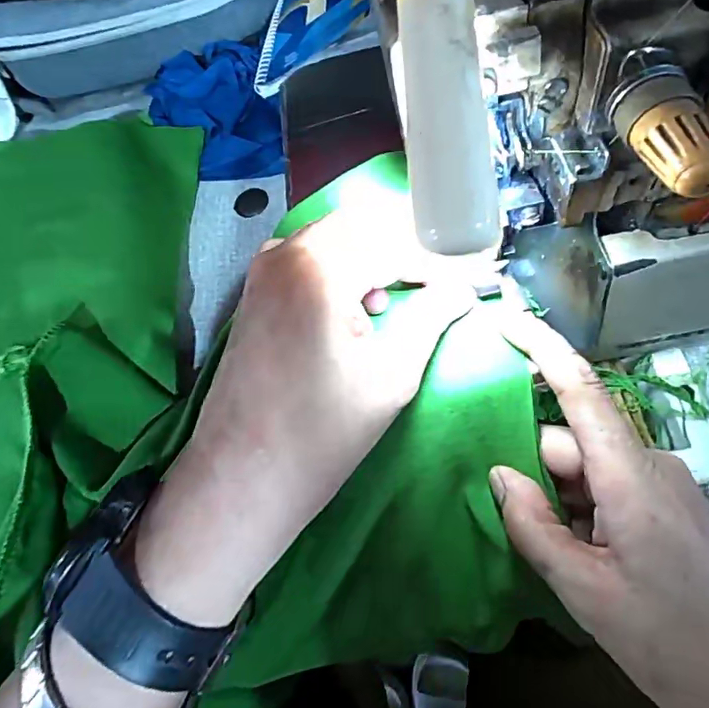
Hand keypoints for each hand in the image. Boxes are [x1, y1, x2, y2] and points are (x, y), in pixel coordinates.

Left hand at [0, 204, 478, 707]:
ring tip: (400, 299)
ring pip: (335, 239)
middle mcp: (286, 253)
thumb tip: (464, 289)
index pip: (395, 243)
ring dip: (373, 256)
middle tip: (440, 282)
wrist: (240, 479)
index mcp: (320, 268)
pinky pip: (309, 258)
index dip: (436, 261)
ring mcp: (264, 270)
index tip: (468, 278)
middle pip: (363, 228)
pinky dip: (342, 268)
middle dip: (405, 250)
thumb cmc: (322, 433)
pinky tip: (358, 306)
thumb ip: (433, 318)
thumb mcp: (393, 375)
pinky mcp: (256, 291)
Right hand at [488, 309, 708, 707]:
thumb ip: (536, 528)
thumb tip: (501, 475)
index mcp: (629, 474)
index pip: (579, 388)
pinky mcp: (676, 510)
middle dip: (536, 468)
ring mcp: (667, 486)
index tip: (504, 320)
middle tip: (512, 522)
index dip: (541, 348)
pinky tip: (586, 563)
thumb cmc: (678, 644)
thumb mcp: (589, 594)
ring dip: (563, 498)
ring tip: (556, 561)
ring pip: (593, 470)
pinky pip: (616, 490)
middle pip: (575, 440)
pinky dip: (588, 512)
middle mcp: (651, 464)